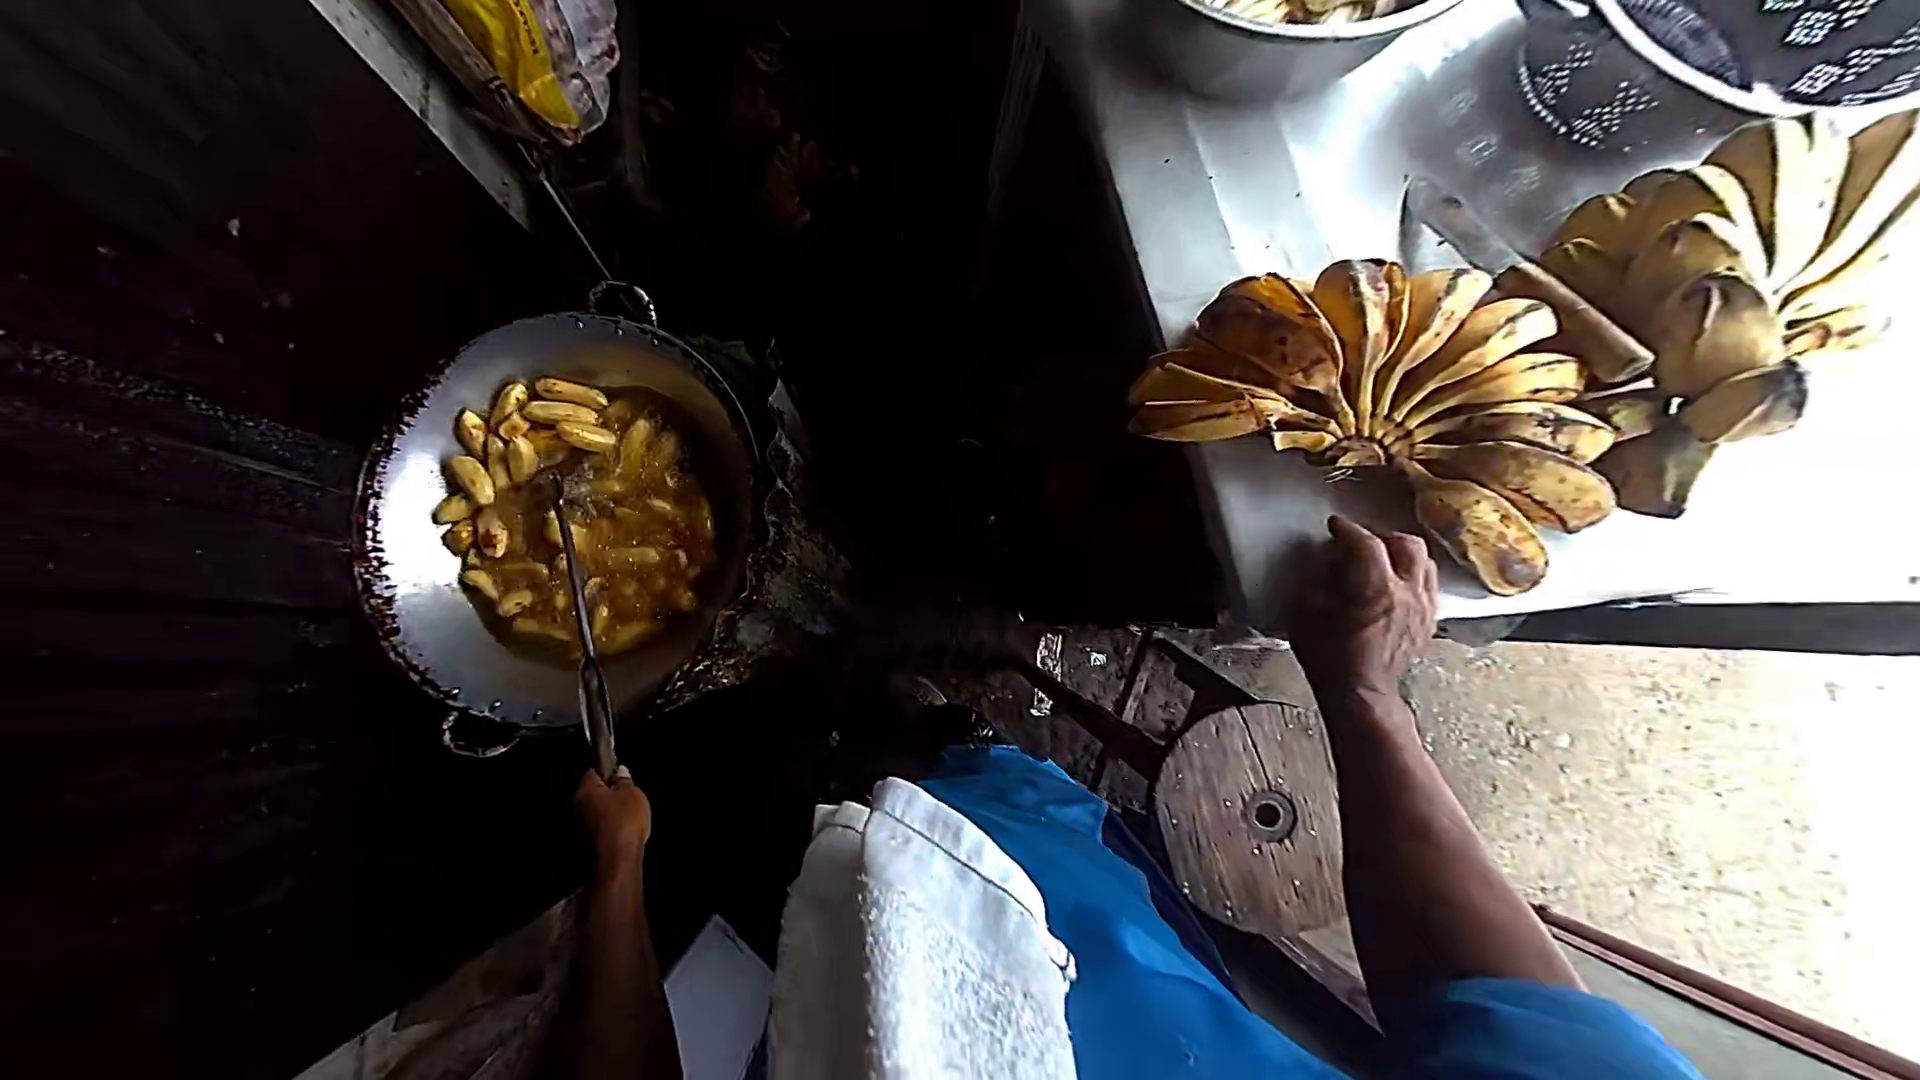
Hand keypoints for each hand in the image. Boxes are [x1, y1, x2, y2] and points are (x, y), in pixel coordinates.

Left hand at [575, 767, 651, 876]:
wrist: (615, 861)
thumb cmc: (624, 820)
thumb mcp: (632, 793)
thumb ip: (624, 781)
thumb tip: (618, 772)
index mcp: (584, 792)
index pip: (592, 773)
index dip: (607, 771)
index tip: (621, 776)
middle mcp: (575, 809)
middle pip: (591, 794)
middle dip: (607, 793)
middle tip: (627, 795)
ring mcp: (577, 829)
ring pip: (594, 812)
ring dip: (607, 811)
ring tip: (627, 814)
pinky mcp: (584, 845)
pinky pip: (597, 828)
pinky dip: (607, 826)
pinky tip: (621, 830)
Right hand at [1290, 515, 1437, 702]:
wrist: (1359, 690)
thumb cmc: (1328, 654)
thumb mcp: (1306, 612)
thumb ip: (1318, 582)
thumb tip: (1328, 566)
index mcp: (1374, 587)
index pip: (1366, 542)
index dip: (1348, 529)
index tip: (1335, 526)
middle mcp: (1406, 592)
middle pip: (1406, 544)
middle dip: (1381, 536)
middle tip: (1361, 540)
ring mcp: (1423, 607)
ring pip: (1424, 562)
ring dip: (1401, 553)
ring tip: (1381, 558)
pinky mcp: (1428, 621)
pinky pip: (1428, 585)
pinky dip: (1411, 575)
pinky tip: (1394, 584)